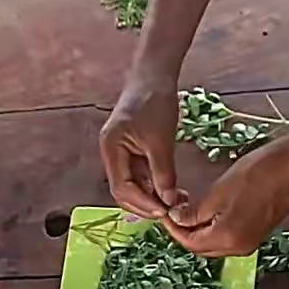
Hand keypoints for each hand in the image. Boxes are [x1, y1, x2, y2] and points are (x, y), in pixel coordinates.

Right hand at [101, 79, 186, 218]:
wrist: (155, 75)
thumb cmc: (155, 102)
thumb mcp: (161, 142)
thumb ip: (163, 174)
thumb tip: (168, 202)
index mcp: (111, 149)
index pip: (122, 188)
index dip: (142, 204)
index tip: (164, 211)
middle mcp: (112, 155)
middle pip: (125, 192)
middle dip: (146, 205)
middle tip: (170, 213)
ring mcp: (123, 154)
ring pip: (136, 187)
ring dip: (154, 198)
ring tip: (176, 202)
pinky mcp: (134, 153)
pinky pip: (144, 177)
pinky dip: (157, 187)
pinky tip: (174, 192)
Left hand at [164, 137, 288, 256]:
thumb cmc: (256, 176)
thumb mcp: (218, 192)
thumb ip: (195, 212)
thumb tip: (177, 220)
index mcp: (226, 239)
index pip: (190, 243)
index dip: (174, 229)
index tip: (165, 213)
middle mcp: (237, 249)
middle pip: (202, 248)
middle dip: (185, 233)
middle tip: (175, 211)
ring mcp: (248, 245)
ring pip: (214, 246)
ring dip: (199, 232)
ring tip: (190, 210)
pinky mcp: (255, 237)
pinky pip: (227, 240)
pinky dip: (214, 231)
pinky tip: (209, 213)